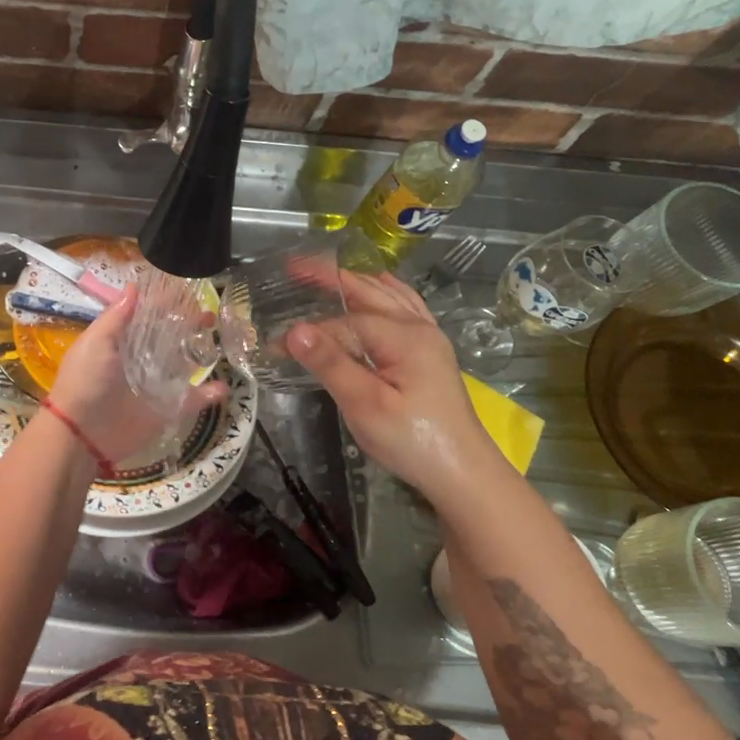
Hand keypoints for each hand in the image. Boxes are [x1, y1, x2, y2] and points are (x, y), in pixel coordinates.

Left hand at [48, 285, 226, 465]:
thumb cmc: (85, 382)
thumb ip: (116, 317)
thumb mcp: (96, 343)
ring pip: (184, 364)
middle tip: (211, 315)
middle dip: (190, 325)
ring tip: (222, 341)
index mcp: (122, 341)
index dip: (167, 304)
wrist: (82, 435)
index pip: (148, 316)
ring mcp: (155, 384)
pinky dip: (209, 394)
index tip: (189, 291)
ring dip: (202, 353)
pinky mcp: (166, 409)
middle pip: (170, 337)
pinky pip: (192, 400)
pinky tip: (222, 387)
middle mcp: (140, 359)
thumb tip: (134, 286)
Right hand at [286, 273, 508, 497]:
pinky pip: (407, 309)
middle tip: (297, 266)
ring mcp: (430, 340)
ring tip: (330, 273)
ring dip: (359, 282)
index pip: (347, 321)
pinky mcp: (432, 355)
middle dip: (334, 278)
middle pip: (372, 293)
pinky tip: (380, 291)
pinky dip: (387, 294)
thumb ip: (331, 364)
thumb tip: (294, 330)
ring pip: (391, 297)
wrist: (462, 473)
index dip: (311, 329)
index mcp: (404, 338)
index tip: (277, 343)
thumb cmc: (412, 440)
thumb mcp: (366, 405)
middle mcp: (419, 329)